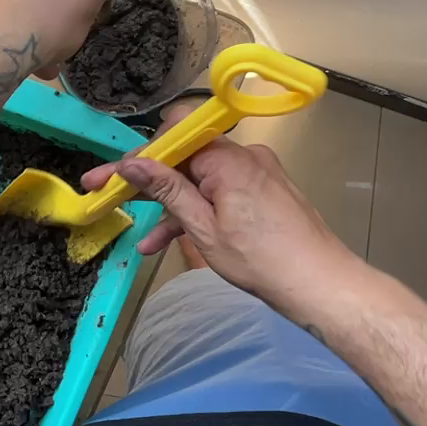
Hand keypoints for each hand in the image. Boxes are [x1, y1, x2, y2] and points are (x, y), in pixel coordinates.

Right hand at [80, 131, 365, 313]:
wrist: (322, 285)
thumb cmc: (260, 259)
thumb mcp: (202, 227)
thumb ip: (166, 190)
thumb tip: (131, 164)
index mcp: (227, 159)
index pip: (172, 140)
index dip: (137, 158)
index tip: (108, 178)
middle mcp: (242, 156)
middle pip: (182, 157)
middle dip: (144, 180)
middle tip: (105, 194)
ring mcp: (254, 173)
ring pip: (197, 179)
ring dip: (168, 204)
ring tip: (139, 233)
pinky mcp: (260, 191)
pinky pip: (217, 192)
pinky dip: (194, 211)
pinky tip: (165, 241)